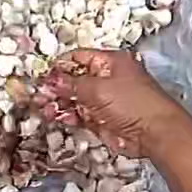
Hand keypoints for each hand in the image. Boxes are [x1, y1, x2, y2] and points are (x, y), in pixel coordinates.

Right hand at [38, 49, 191, 156]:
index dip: (60, 65)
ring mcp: (103, 101)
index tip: (43, 75)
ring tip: (43, 107)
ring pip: (74, 99)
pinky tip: (55, 116)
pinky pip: (79, 115)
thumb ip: (71, 84)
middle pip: (74, 79)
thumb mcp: (98, 89)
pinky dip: (67, 115)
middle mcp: (106, 79)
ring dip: (58, 103)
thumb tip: (50, 80)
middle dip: (56, 86)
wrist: (154, 133)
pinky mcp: (101, 120)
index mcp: (110, 62)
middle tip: (38, 94)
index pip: (79, 58)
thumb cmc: (133, 103)